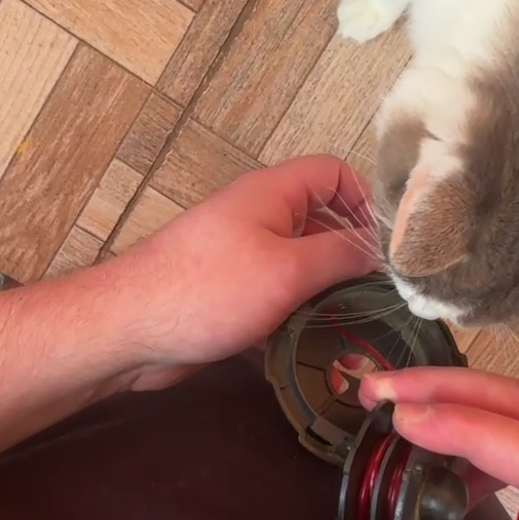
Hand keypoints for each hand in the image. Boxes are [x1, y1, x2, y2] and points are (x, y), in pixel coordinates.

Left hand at [105, 155, 378, 390]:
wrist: (130, 331)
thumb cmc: (206, 290)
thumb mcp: (287, 269)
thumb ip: (340, 255)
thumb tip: (381, 251)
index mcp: (271, 194)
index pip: (332, 172)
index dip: (364, 199)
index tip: (388, 244)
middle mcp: (258, 219)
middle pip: (320, 223)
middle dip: (350, 255)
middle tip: (383, 294)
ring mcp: (242, 259)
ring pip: (299, 268)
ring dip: (325, 293)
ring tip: (357, 325)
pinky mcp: (230, 297)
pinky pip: (276, 299)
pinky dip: (295, 317)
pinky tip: (315, 346)